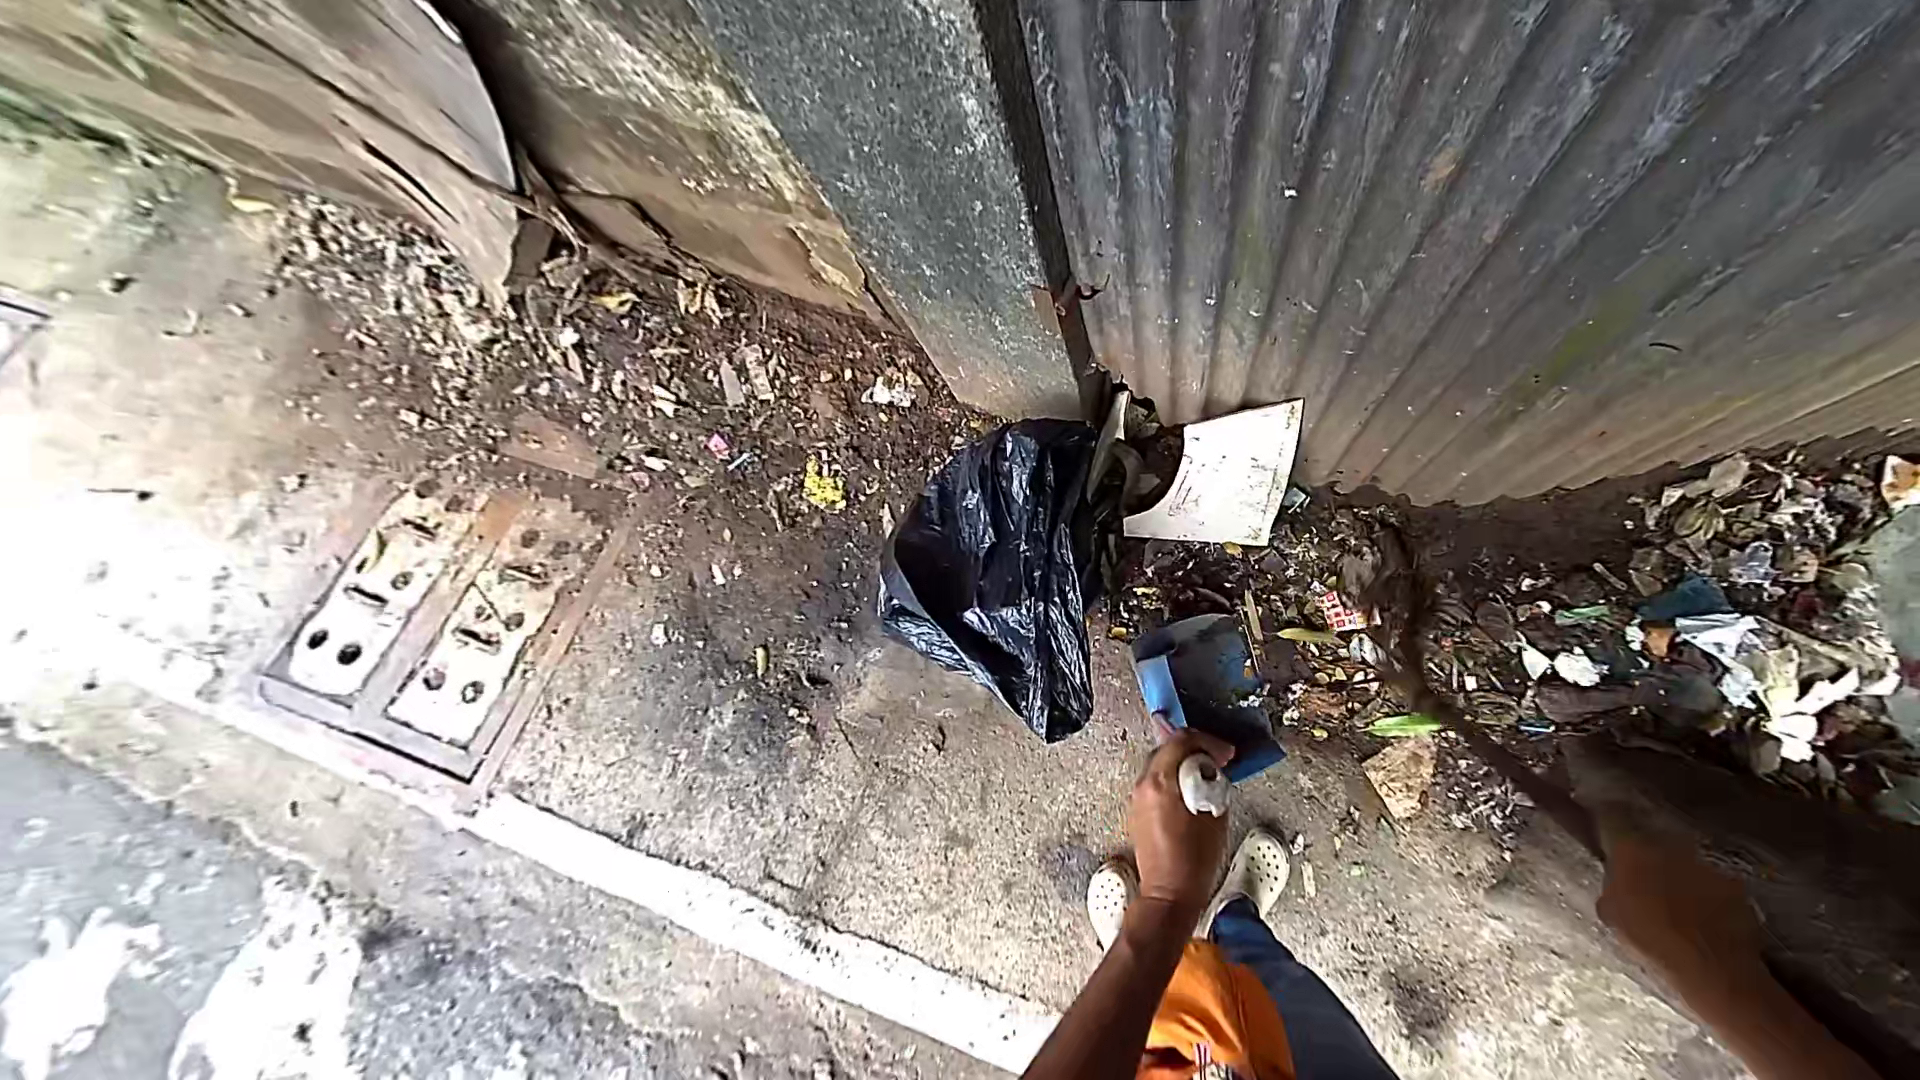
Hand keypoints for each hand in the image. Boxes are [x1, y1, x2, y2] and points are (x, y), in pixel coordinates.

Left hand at [1127, 719, 1234, 921]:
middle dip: (1195, 750)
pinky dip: (1173, 778)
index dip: (1208, 742)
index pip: (1181, 741)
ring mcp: (1137, 796)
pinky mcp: (1137, 808)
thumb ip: (1211, 784)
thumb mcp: (1214, 817)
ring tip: (1207, 776)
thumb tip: (1211, 770)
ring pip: (1161, 763)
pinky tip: (1190, 791)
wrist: (1168, 893)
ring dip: (1183, 763)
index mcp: (1161, 782)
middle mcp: (1144, 784)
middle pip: (1167, 748)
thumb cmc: (1193, 862)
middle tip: (1218, 760)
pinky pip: (1155, 781)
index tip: (1225, 753)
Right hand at [1597, 817, 1765, 993]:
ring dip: (1675, 861)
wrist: (1715, 970)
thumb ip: (1612, 881)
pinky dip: (1703, 884)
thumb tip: (1617, 875)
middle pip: (1652, 831)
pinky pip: (1711, 876)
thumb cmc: (1648, 936)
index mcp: (1630, 845)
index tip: (1595, 813)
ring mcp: (1708, 864)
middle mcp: (1669, 844)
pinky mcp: (1738, 887)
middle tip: (1637, 853)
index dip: (1603, 812)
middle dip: (1644, 839)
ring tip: (1671, 880)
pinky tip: (1698, 901)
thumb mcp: (1610, 907)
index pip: (1610, 812)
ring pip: (1683, 853)